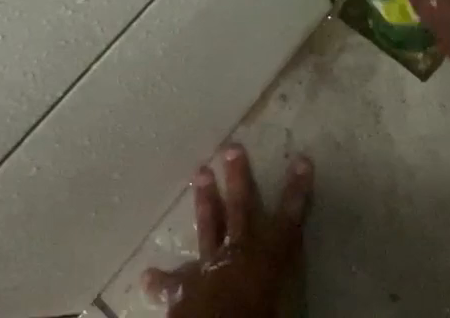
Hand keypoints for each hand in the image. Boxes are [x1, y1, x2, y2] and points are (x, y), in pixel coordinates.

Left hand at [141, 144, 312, 316]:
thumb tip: (286, 280)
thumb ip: (284, 283)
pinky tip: (148, 274)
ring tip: (199, 173)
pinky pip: (171, 284)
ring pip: (208, 228)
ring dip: (205, 201)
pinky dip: (160, 280)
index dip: (296, 190)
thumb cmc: (256, 315)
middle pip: (240, 209)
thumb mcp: (283, 303)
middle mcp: (238, 253)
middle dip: (238, 178)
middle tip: (231, 149)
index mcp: (267, 257)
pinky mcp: (184, 290)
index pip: (288, 219)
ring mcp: (208, 268)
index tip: (302, 160)